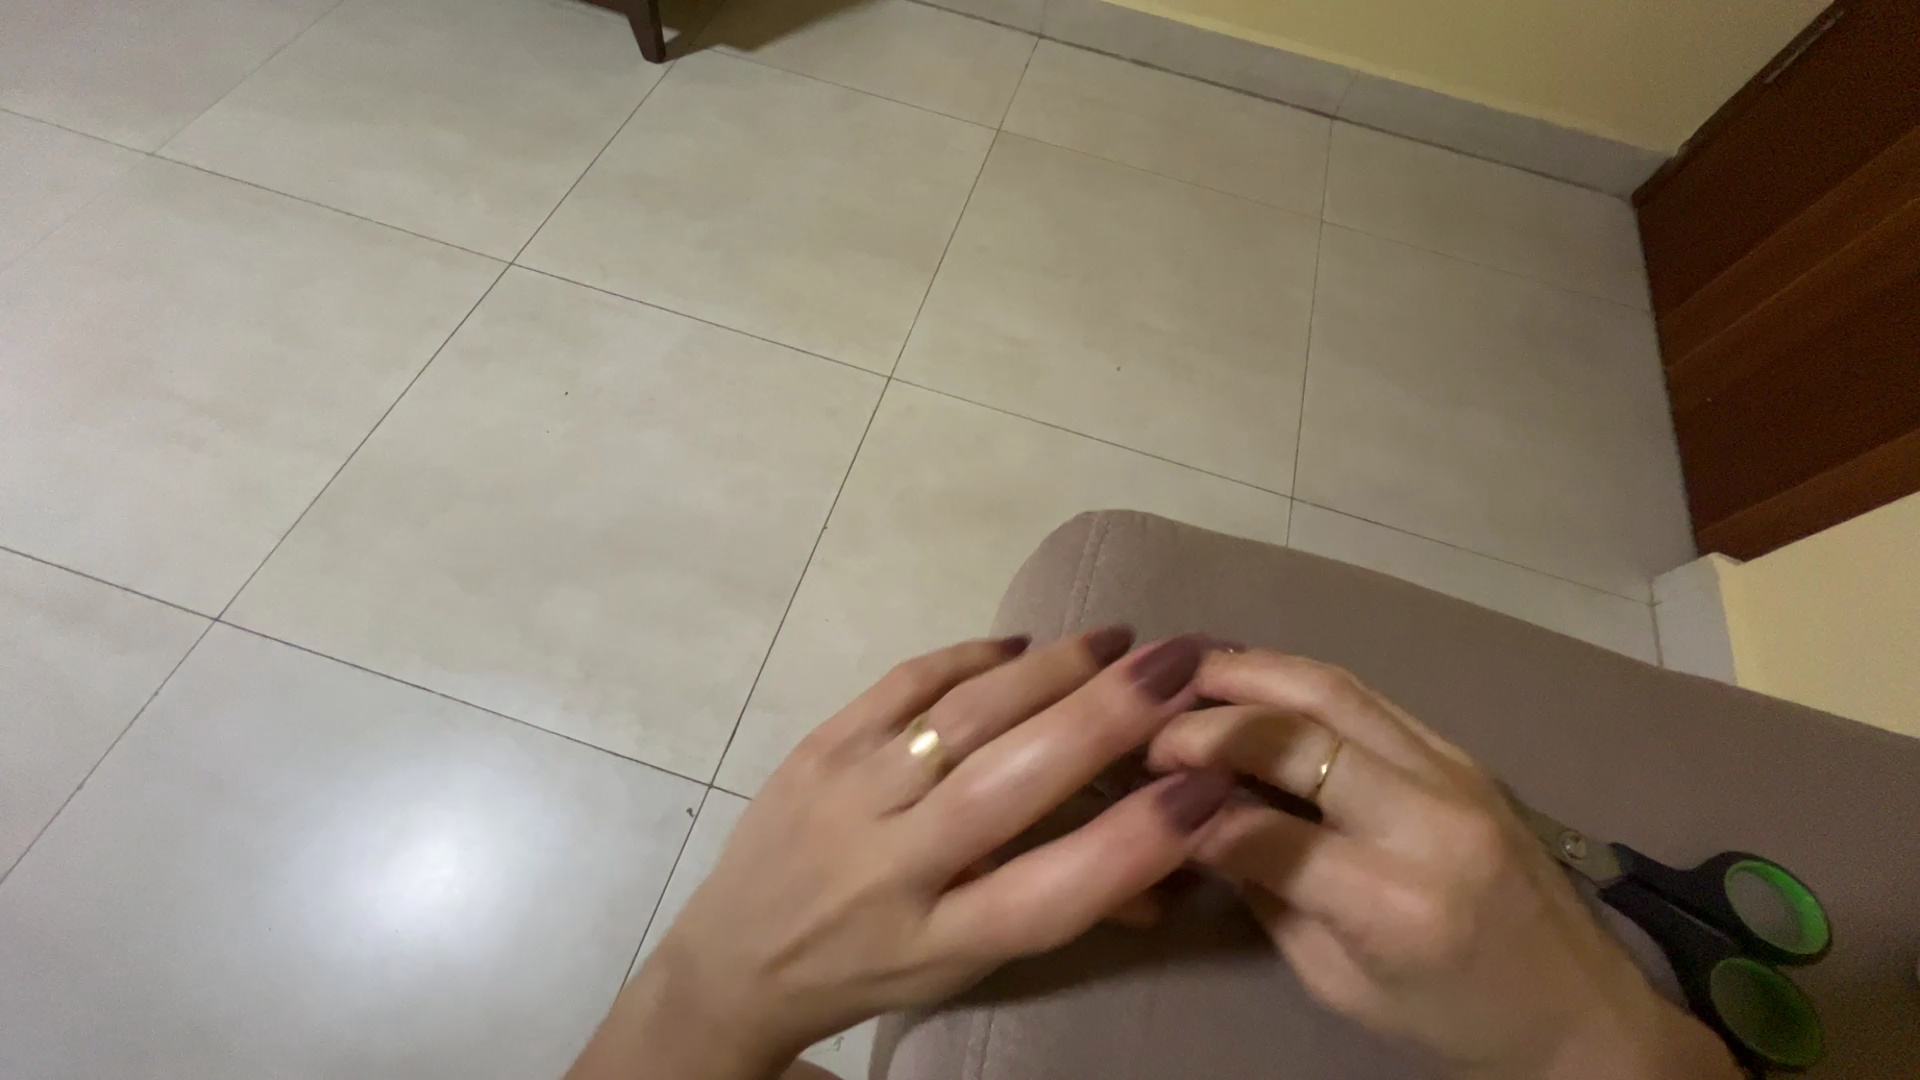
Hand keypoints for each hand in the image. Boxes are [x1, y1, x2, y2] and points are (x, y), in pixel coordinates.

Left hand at [571, 630, 1233, 1079]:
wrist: (735, 958)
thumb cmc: (872, 965)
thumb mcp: (964, 963)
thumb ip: (1058, 899)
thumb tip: (1160, 843)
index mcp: (941, 939)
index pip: (1052, 893)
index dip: (1135, 841)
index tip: (1207, 783)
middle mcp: (894, 864)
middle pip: (1010, 782)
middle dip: (1104, 717)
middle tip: (1177, 662)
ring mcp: (849, 793)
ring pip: (962, 715)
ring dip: (1048, 669)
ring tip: (1112, 640)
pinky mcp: (818, 745)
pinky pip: (904, 683)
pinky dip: (969, 655)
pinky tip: (1019, 644)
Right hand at [1147, 650, 1741, 1079]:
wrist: (1584, 1015)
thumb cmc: (1450, 1016)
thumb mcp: (1335, 979)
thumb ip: (1261, 890)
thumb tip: (1189, 815)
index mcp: (1399, 905)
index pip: (1267, 834)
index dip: (1193, 808)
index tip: (1145, 790)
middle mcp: (1430, 822)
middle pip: (1300, 737)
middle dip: (1211, 721)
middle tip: (1152, 718)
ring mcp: (1453, 772)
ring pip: (1332, 690)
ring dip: (1248, 671)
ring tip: (1188, 670)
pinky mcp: (1458, 750)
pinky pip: (1362, 692)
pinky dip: (1291, 675)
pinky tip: (1249, 674)